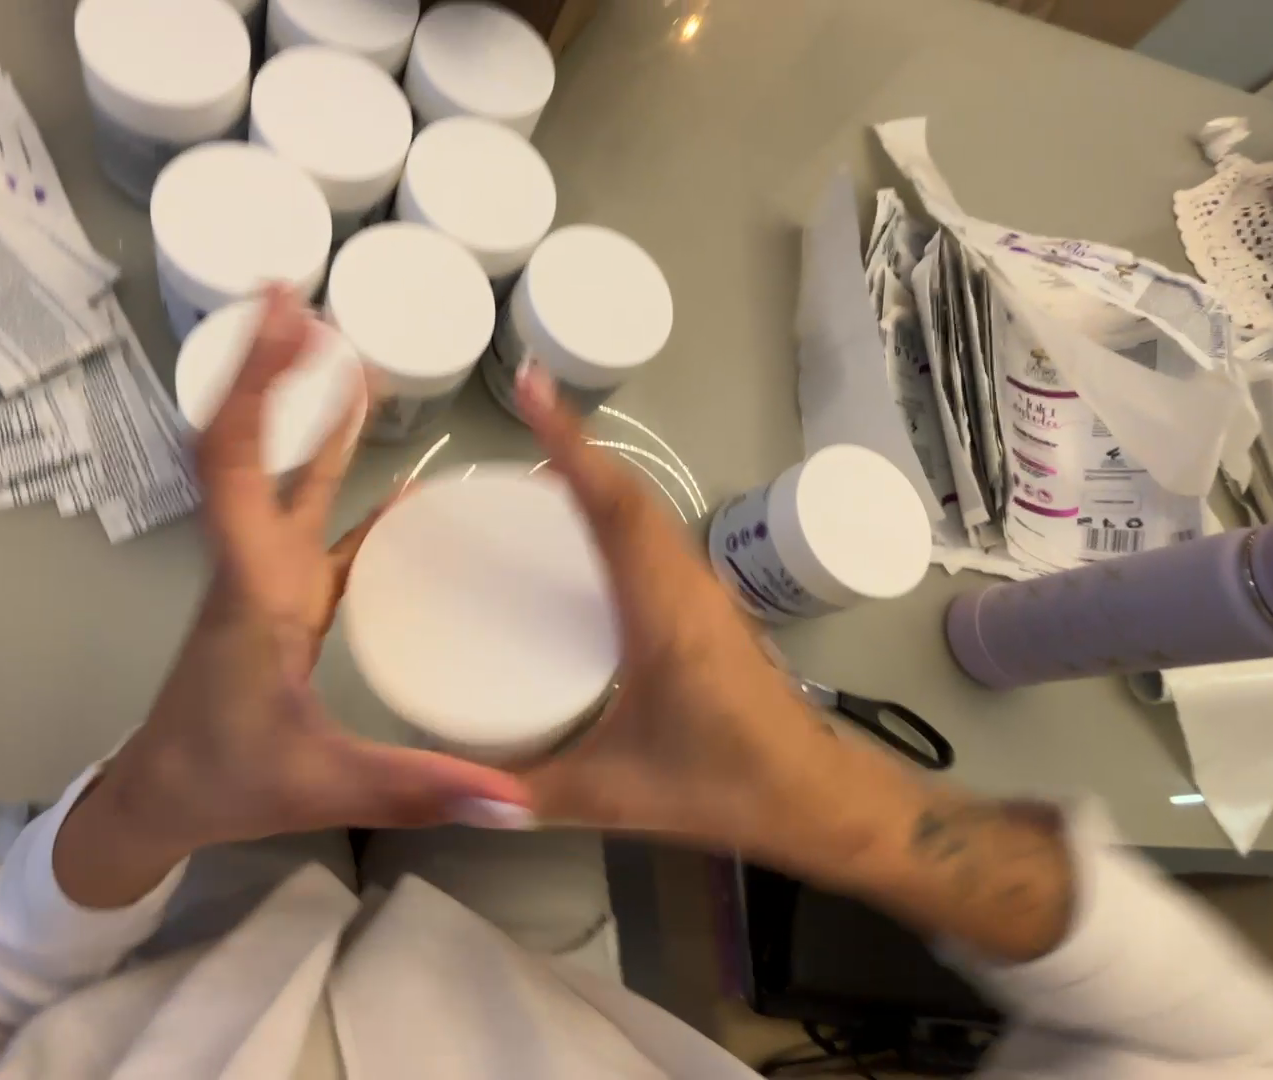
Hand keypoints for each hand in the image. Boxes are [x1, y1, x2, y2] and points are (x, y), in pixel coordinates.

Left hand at [56, 288, 528, 907]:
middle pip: (248, 447)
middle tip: (310, 306)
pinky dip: (342, 488)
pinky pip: (312, 525)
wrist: (161, 798)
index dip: (259, 384)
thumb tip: (516, 798)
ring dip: (305, 412)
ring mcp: (265, 574)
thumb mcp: (321, 782)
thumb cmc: (225, 780)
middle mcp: (253, 562)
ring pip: (278, 476)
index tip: (286, 315)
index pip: (238, 464)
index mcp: (254, 585)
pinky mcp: (280, 595)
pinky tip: (397, 478)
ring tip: (348, 354)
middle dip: (273, 370)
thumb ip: (416, 786)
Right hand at [509, 365, 913, 881]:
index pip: (614, 506)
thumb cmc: (728, 787)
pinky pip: (649, 535)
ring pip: (641, 509)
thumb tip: (450, 790)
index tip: (531, 386)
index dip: (570, 443)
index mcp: (664, 612)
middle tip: (510, 434)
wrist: (822, 799)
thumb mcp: (617, 795)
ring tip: (529, 477)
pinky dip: (609, 511)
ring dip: (592, 478)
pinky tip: (575, 537)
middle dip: (569, 449)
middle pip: (626, 492)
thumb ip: (528, 795)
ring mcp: (698, 590)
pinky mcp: (700, 604)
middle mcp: (683, 582)